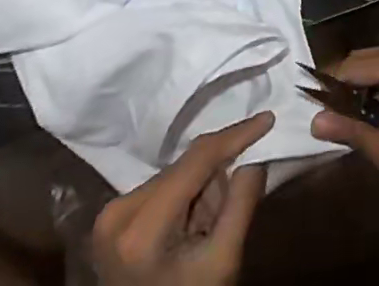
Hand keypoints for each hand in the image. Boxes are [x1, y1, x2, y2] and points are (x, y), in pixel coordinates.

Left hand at [91, 113, 270, 285]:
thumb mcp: (223, 261)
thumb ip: (242, 203)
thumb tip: (255, 156)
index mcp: (142, 226)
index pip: (196, 161)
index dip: (235, 135)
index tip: (268, 118)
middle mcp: (118, 210)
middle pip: (185, 166)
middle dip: (218, 173)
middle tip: (238, 196)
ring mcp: (110, 214)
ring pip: (176, 173)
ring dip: (204, 185)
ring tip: (211, 222)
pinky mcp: (113, 218)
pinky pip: (164, 187)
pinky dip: (187, 195)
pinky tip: (194, 222)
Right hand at [309, 47, 378, 225]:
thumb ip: (352, 134)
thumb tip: (314, 119)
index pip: (351, 66)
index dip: (325, 85)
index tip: (300, 105)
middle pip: (365, 62)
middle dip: (341, 86)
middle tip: (317, 118)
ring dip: (359, 93)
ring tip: (337, 125)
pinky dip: (378, 98)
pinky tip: (367, 125)